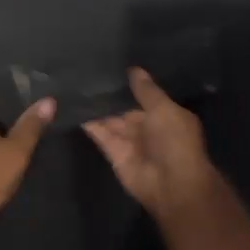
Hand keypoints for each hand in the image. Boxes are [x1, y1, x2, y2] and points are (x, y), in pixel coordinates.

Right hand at [83, 68, 219, 216]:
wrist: (172, 183)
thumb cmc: (176, 141)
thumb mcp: (164, 109)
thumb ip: (146, 91)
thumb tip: (134, 69)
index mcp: (165, 116)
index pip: (144, 97)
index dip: (129, 85)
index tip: (109, 66)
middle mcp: (147, 128)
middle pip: (124, 109)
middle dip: (109, 96)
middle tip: (86, 73)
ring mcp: (130, 142)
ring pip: (110, 121)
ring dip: (96, 108)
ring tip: (75, 86)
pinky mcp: (115, 154)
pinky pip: (101, 136)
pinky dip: (90, 124)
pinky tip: (73, 106)